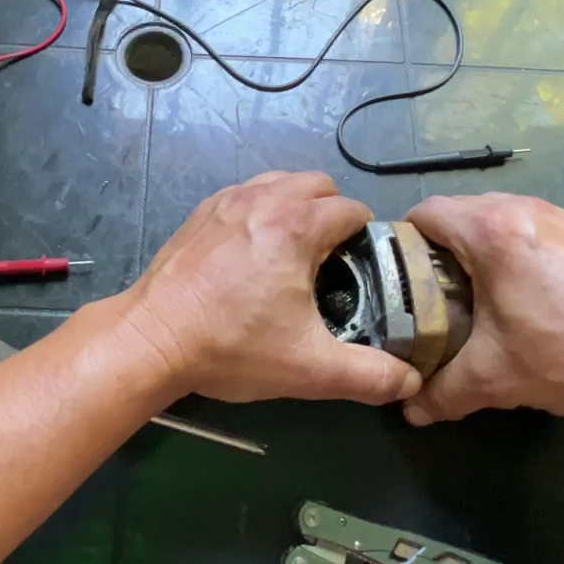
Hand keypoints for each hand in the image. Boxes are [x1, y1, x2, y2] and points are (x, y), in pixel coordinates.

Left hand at [115, 172, 422, 404]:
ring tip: (294, 249)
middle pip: (318, 184)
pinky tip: (253, 248)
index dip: (365, 236)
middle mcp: (264, 199)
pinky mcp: (202, 210)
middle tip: (331, 257)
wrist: (154, 336)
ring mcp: (228, 199)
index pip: (351, 209)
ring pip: (280, 181)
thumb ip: (368, 375)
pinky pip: (246, 191)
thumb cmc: (232, 347)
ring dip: (297, 204)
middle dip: (333, 212)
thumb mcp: (308, 368)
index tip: (362, 265)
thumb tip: (409, 381)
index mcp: (296, 225)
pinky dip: (262, 207)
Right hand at [402, 193, 563, 429]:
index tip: (408, 278)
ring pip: (505, 217)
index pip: (426, 212)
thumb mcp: (498, 378)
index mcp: (493, 231)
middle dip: (446, 247)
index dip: (406, 241)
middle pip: (463, 211)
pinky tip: (546, 295)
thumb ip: (443, 392)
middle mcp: (526, 209)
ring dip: (487, 246)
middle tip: (445, 293)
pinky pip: (542, 227)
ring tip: (493, 294)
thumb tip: (411, 411)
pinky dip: (527, 249)